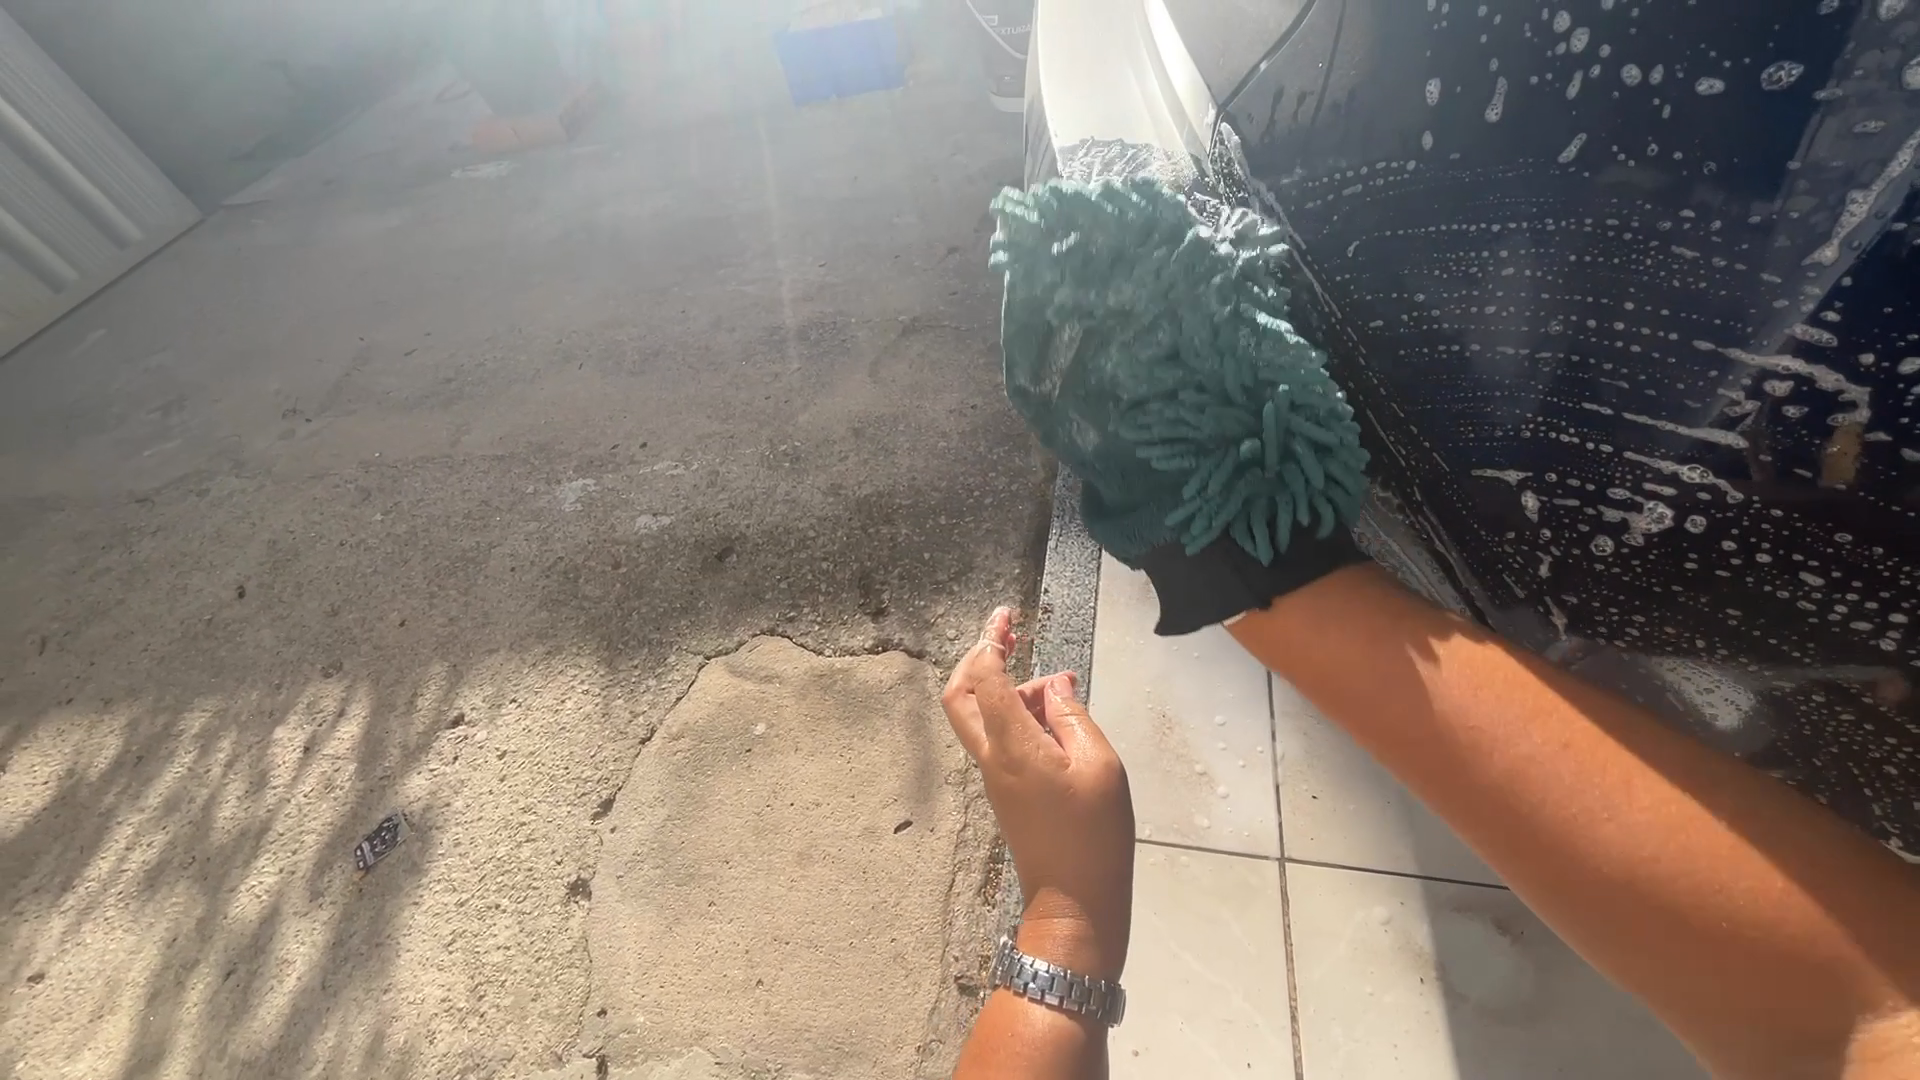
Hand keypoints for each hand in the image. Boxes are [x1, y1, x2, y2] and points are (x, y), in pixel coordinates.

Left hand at [941, 607, 1134, 979]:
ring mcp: (993, 772)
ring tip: (1061, 688)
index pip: (983, 678)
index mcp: (1010, 744)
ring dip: (1008, 687)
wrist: (1074, 901)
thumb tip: (1055, 682)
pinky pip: (998, 735)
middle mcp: (991, 754)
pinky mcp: (1004, 786)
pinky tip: (1056, 716)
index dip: (989, 641)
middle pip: (958, 695)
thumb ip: (1072, 714)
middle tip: (1006, 634)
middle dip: (975, 657)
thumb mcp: (1098, 763)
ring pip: (979, 714)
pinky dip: (1017, 713)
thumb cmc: (1093, 832)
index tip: (1005, 617)